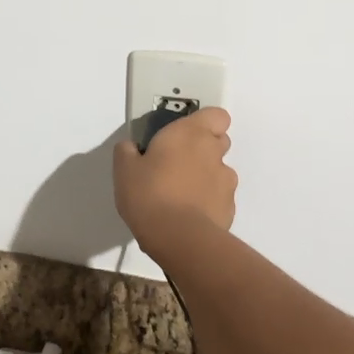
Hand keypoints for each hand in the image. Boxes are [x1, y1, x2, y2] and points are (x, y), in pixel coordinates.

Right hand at [113, 107, 237, 260]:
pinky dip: (208, 203)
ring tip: (181, 196)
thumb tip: (131, 147)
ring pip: (220, 171)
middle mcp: (213, 152)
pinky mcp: (230, 208)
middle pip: (218, 141)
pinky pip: (220, 198)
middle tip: (176, 164)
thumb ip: (127, 151)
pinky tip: (188, 216)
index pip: (216, 115)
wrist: (179, 238)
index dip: (205, 122)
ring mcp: (226, 182)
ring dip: (205, 177)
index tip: (185, 133)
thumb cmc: (149, 194)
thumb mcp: (124, 170)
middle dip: (202, 149)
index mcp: (191, 133)